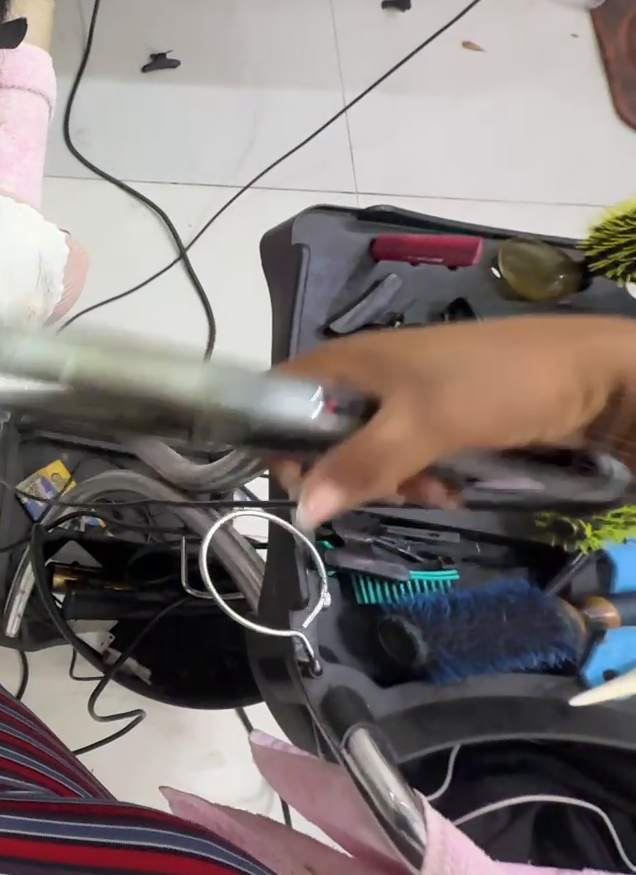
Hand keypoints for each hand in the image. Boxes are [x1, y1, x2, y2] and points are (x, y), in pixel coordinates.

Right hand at [273, 315, 635, 525]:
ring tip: (425, 494)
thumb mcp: (423, 427)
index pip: (271, 401)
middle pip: (314, 430)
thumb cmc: (497, 383)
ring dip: (383, 479)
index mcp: (337, 362)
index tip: (302, 478)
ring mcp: (395, 393)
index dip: (273, 440)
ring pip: (359, 446)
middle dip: (341, 470)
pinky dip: (413, 473)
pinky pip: (398, 449)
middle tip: (379, 492)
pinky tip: (445, 488)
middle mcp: (356, 375)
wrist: (608, 370)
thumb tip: (300, 511)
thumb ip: (360, 467)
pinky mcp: (431, 411)